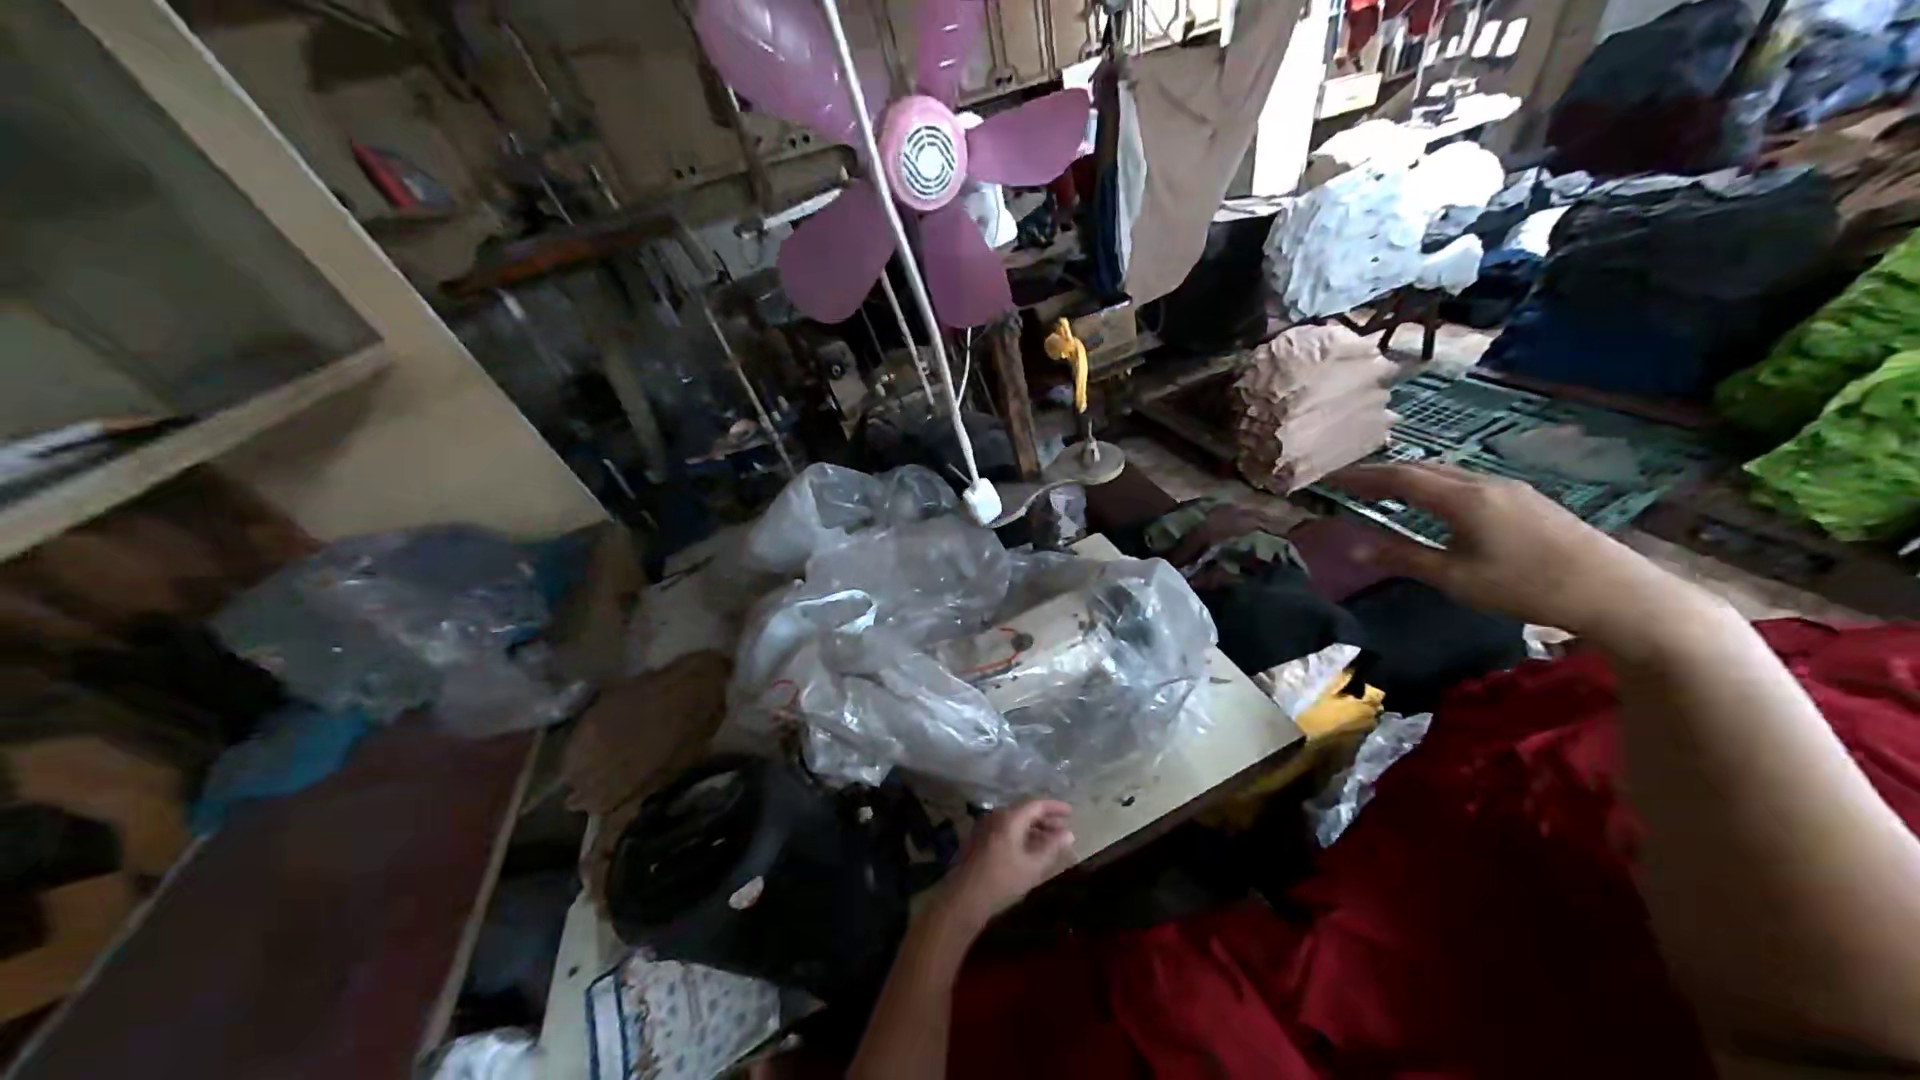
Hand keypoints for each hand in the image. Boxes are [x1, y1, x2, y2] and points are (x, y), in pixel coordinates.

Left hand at [931, 800, 1075, 931]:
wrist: (963, 898)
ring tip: (1049, 843)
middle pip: (1024, 812)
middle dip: (1045, 821)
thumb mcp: (1032, 866)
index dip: (1055, 807)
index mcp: (1009, 818)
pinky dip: (1020, 836)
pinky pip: (1005, 830)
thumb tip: (1068, 834)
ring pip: (1014, 822)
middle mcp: (996, 816)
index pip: (1036, 805)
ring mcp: (985, 827)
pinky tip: (1029, 851)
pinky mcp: (978, 839)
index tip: (1071, 813)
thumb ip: (1052, 847)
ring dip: (1033, 830)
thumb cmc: (1001, 881)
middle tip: (1063, 831)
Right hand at [1330, 463, 1716, 641]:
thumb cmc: (1526, 586)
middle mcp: (1484, 483)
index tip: (1330, 478)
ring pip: (1446, 472)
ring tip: (1383, 489)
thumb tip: (1352, 548)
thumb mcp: (1456, 578)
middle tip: (1350, 482)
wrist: (1615, 593)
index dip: (1361, 477)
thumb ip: (1403, 558)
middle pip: (1422, 467)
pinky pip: (1466, 481)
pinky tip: (1433, 501)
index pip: (1399, 478)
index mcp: (1463, 498)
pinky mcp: (1526, 500)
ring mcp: (1510, 488)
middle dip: (1381, 472)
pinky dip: (1435, 484)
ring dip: (1410, 476)